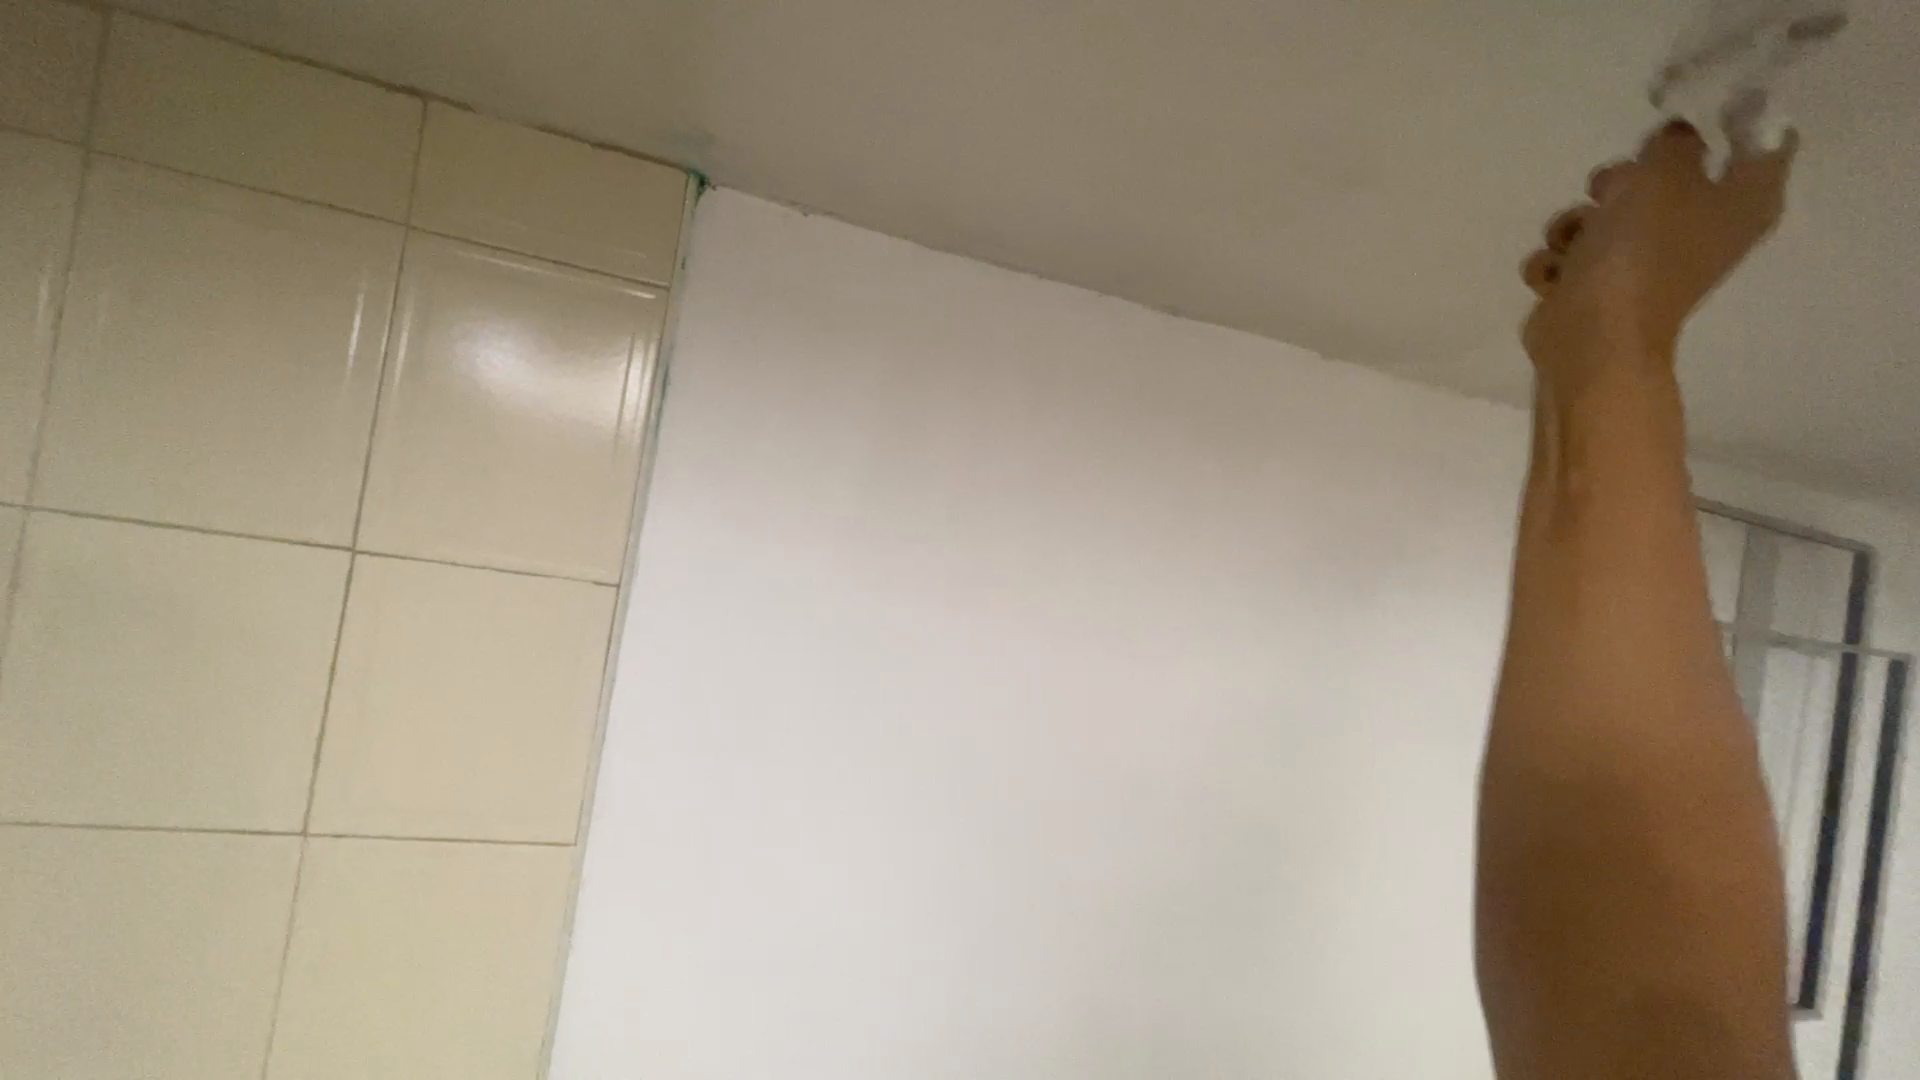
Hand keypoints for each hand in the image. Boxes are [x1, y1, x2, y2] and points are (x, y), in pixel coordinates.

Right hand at [1520, 108, 1797, 390]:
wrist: (1591, 338)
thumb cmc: (1638, 255)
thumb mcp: (1664, 177)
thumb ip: (1674, 144)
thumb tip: (1675, 137)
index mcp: (1744, 199)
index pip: (1761, 138)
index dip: (1725, 118)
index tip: (1679, 118)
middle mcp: (1701, 227)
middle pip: (1662, 177)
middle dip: (1623, 181)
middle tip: (1608, 191)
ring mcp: (1644, 261)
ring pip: (1603, 215)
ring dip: (1574, 224)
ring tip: (1570, 244)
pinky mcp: (1597, 286)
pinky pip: (1571, 255)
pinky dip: (1556, 263)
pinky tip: (1557, 277)